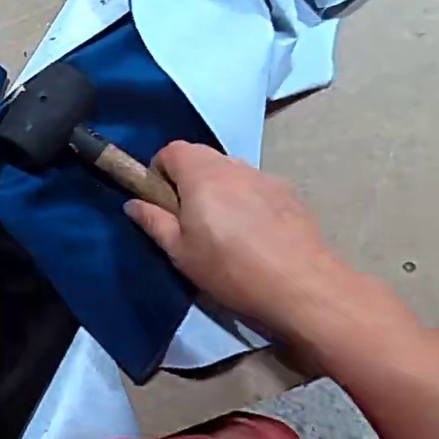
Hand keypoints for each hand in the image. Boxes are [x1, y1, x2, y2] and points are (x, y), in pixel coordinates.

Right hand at [124, 142, 372, 346]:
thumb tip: (133, 204)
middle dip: (187, 179)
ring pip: (230, 171)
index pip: (172, 150)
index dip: (160, 170)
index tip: (161, 201)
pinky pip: (255, 186)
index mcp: (202, 176)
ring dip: (217, 188)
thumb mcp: (180, 252)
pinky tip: (253, 235)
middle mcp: (235, 168)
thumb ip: (153, 222)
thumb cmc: (231, 270)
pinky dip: (245, 199)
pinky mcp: (290, 194)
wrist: (305, 289)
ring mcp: (266, 178)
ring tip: (223, 229)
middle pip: (202, 157)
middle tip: (188, 218)